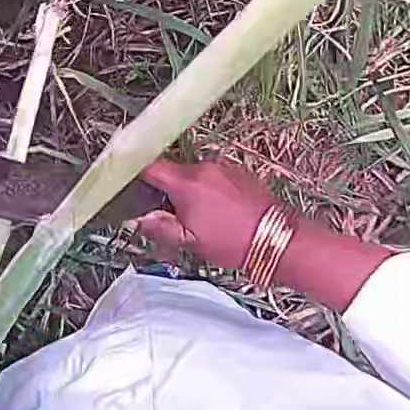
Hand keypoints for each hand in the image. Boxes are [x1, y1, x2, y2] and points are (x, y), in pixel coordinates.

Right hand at [133, 158, 276, 269]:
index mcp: (187, 183)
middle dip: (166, 189)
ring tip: (198, 217)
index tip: (131, 185)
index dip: (137, 174)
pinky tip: (215, 212)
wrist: (278, 239)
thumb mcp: (190, 242)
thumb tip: (138, 219)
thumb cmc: (234, 243)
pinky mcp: (236, 172)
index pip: (150, 166)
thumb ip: (160, 227)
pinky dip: (206, 189)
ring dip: (188, 190)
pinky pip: (211, 176)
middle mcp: (203, 168)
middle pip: (171, 170)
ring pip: (191, 174)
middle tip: (169, 213)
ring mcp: (222, 167)